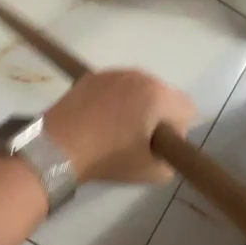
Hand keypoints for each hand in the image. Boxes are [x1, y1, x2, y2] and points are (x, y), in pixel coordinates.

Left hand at [40, 69, 196, 184]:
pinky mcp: (91, 76)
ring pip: (138, 88)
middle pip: (162, 95)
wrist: (58, 146)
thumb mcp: (151, 172)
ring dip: (135, 105)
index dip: (178, 129)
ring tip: (115, 129)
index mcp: (158, 95)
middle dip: (157, 115)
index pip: (187, 108)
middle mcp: (139, 76)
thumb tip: (165, 149)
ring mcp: (113, 73)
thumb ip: (170, 161)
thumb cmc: (108, 157)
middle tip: (137, 139)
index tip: (159, 145)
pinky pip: (115, 87)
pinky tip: (98, 119)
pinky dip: (114, 100)